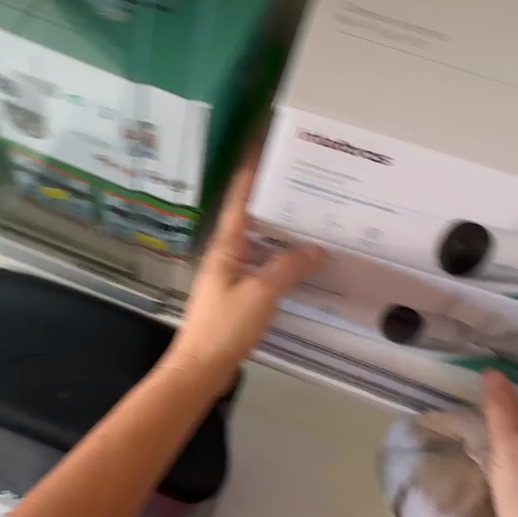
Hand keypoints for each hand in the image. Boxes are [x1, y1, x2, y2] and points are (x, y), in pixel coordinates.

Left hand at [159, 152, 324, 386]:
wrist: (201, 369)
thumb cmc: (225, 326)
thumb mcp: (261, 294)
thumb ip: (288, 268)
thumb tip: (316, 248)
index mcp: (226, 247)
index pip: (240, 200)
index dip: (251, 173)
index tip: (264, 146)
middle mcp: (226, 257)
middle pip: (252, 221)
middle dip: (276, 203)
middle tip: (307, 186)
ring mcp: (230, 278)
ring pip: (260, 248)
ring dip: (282, 236)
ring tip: (314, 223)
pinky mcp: (237, 299)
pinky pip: (263, 271)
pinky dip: (282, 265)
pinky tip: (304, 269)